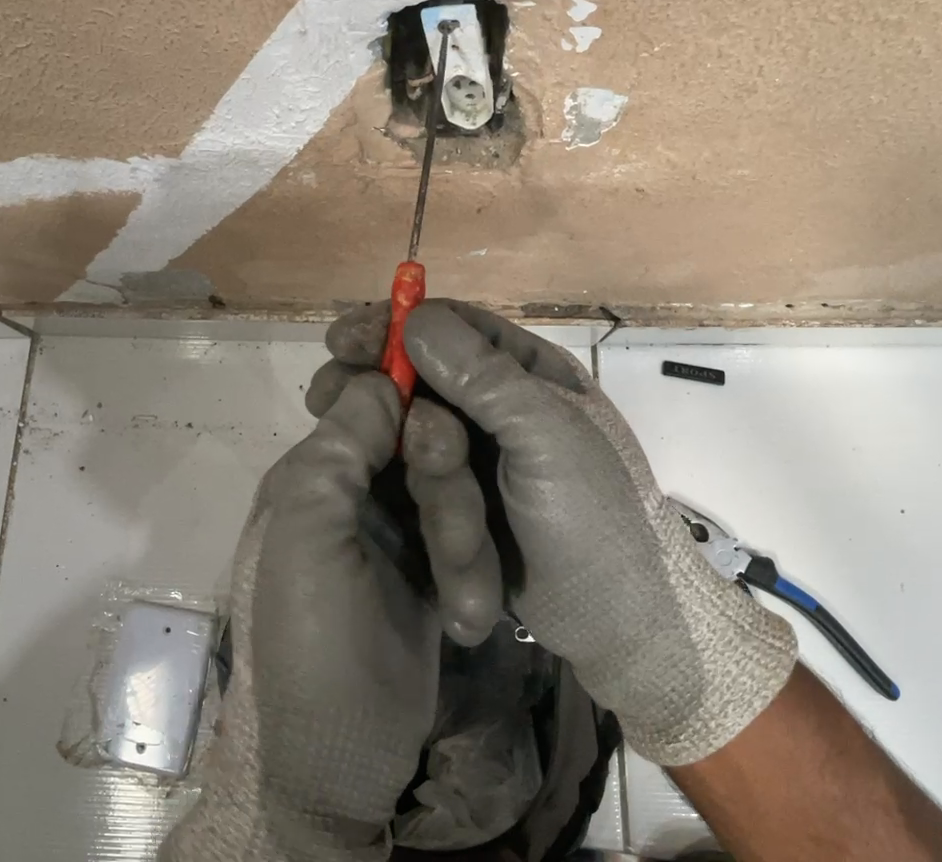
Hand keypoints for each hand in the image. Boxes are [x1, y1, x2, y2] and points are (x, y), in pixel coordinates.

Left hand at [163, 373, 437, 861]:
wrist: (342, 750)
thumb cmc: (312, 632)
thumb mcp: (309, 528)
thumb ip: (340, 447)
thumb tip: (382, 381)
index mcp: (314, 472)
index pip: (359, 399)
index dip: (397, 376)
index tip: (447, 369)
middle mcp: (355, 490)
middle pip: (416, 442)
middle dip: (444, 480)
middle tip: (452, 533)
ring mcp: (396, 530)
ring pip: (447, 489)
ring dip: (460, 536)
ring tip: (459, 598)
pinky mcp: (432, 568)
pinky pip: (462, 534)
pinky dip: (471, 561)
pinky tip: (472, 597)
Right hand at [309, 300, 796, 765]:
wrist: (617, 622)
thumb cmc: (593, 519)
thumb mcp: (545, 438)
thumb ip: (484, 378)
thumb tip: (414, 318)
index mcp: (529, 375)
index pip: (454, 329)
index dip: (394, 326)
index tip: (341, 340)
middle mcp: (499, 406)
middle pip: (421, 377)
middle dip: (373, 382)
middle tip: (323, 395)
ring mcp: (478, 456)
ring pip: (412, 429)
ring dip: (385, 435)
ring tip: (343, 441)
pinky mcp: (461, 501)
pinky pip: (415, 476)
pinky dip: (393, 476)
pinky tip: (360, 475)